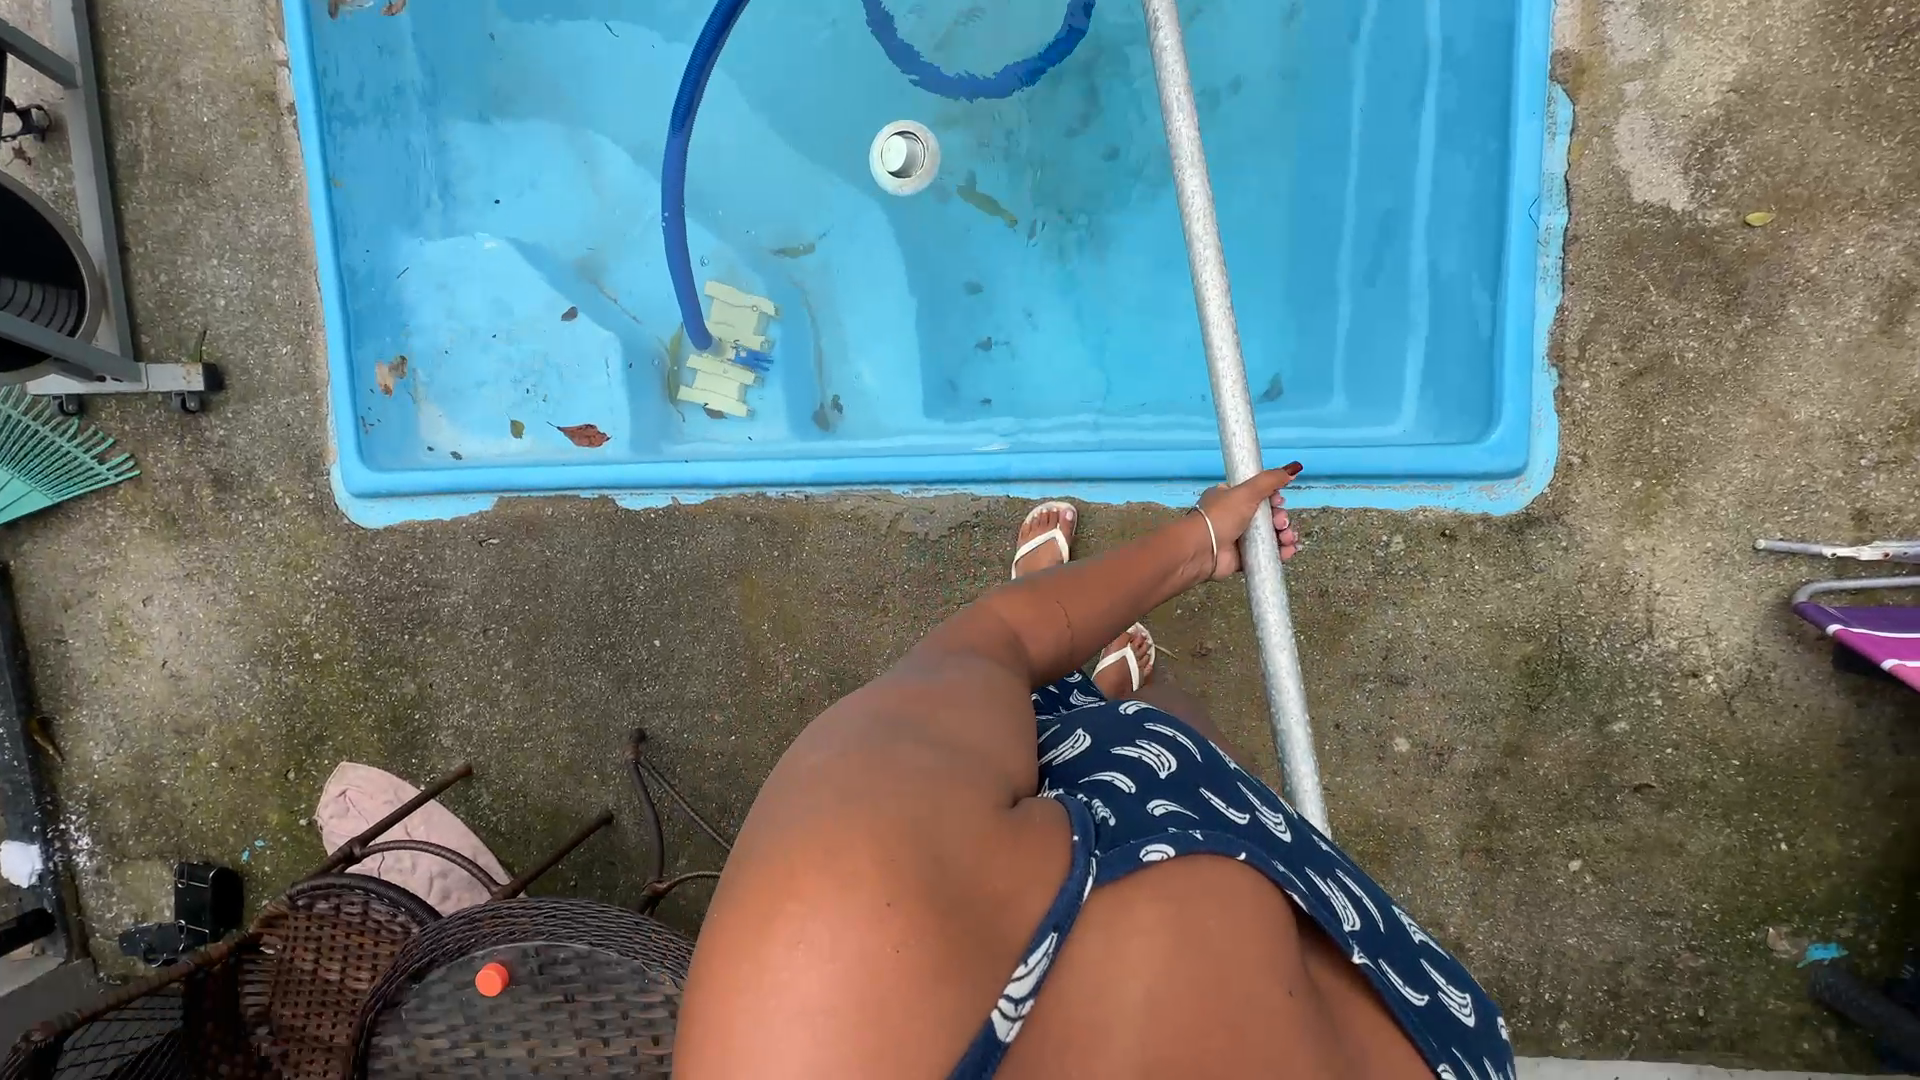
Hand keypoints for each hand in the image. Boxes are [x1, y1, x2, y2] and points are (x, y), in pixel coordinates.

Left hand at [1194, 463, 1301, 579]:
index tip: (1278, 501)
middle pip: (1268, 515)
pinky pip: (1268, 552)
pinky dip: (1281, 551)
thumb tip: (1294, 467)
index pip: (1259, 494)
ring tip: (1288, 538)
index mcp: (1230, 497)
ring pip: (1271, 534)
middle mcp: (1234, 516)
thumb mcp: (1246, 492)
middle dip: (1281, 518)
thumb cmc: (1219, 517)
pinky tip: (1290, 550)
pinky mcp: (1244, 556)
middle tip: (1280, 522)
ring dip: (1285, 534)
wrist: (1201, 550)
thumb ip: (1270, 480)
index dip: (1273, 498)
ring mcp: (1239, 537)